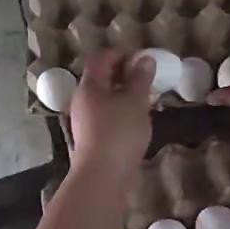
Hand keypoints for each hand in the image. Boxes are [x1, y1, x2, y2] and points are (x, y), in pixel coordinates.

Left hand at [69, 49, 153, 173]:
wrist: (103, 175)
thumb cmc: (119, 133)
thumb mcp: (135, 102)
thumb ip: (140, 79)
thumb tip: (145, 59)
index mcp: (89, 86)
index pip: (100, 58)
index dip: (120, 53)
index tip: (142, 58)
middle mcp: (83, 100)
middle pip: (101, 78)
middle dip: (123, 73)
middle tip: (146, 76)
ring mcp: (85, 120)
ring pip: (104, 97)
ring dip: (124, 93)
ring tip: (146, 97)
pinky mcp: (92, 136)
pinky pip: (107, 114)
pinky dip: (121, 109)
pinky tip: (137, 119)